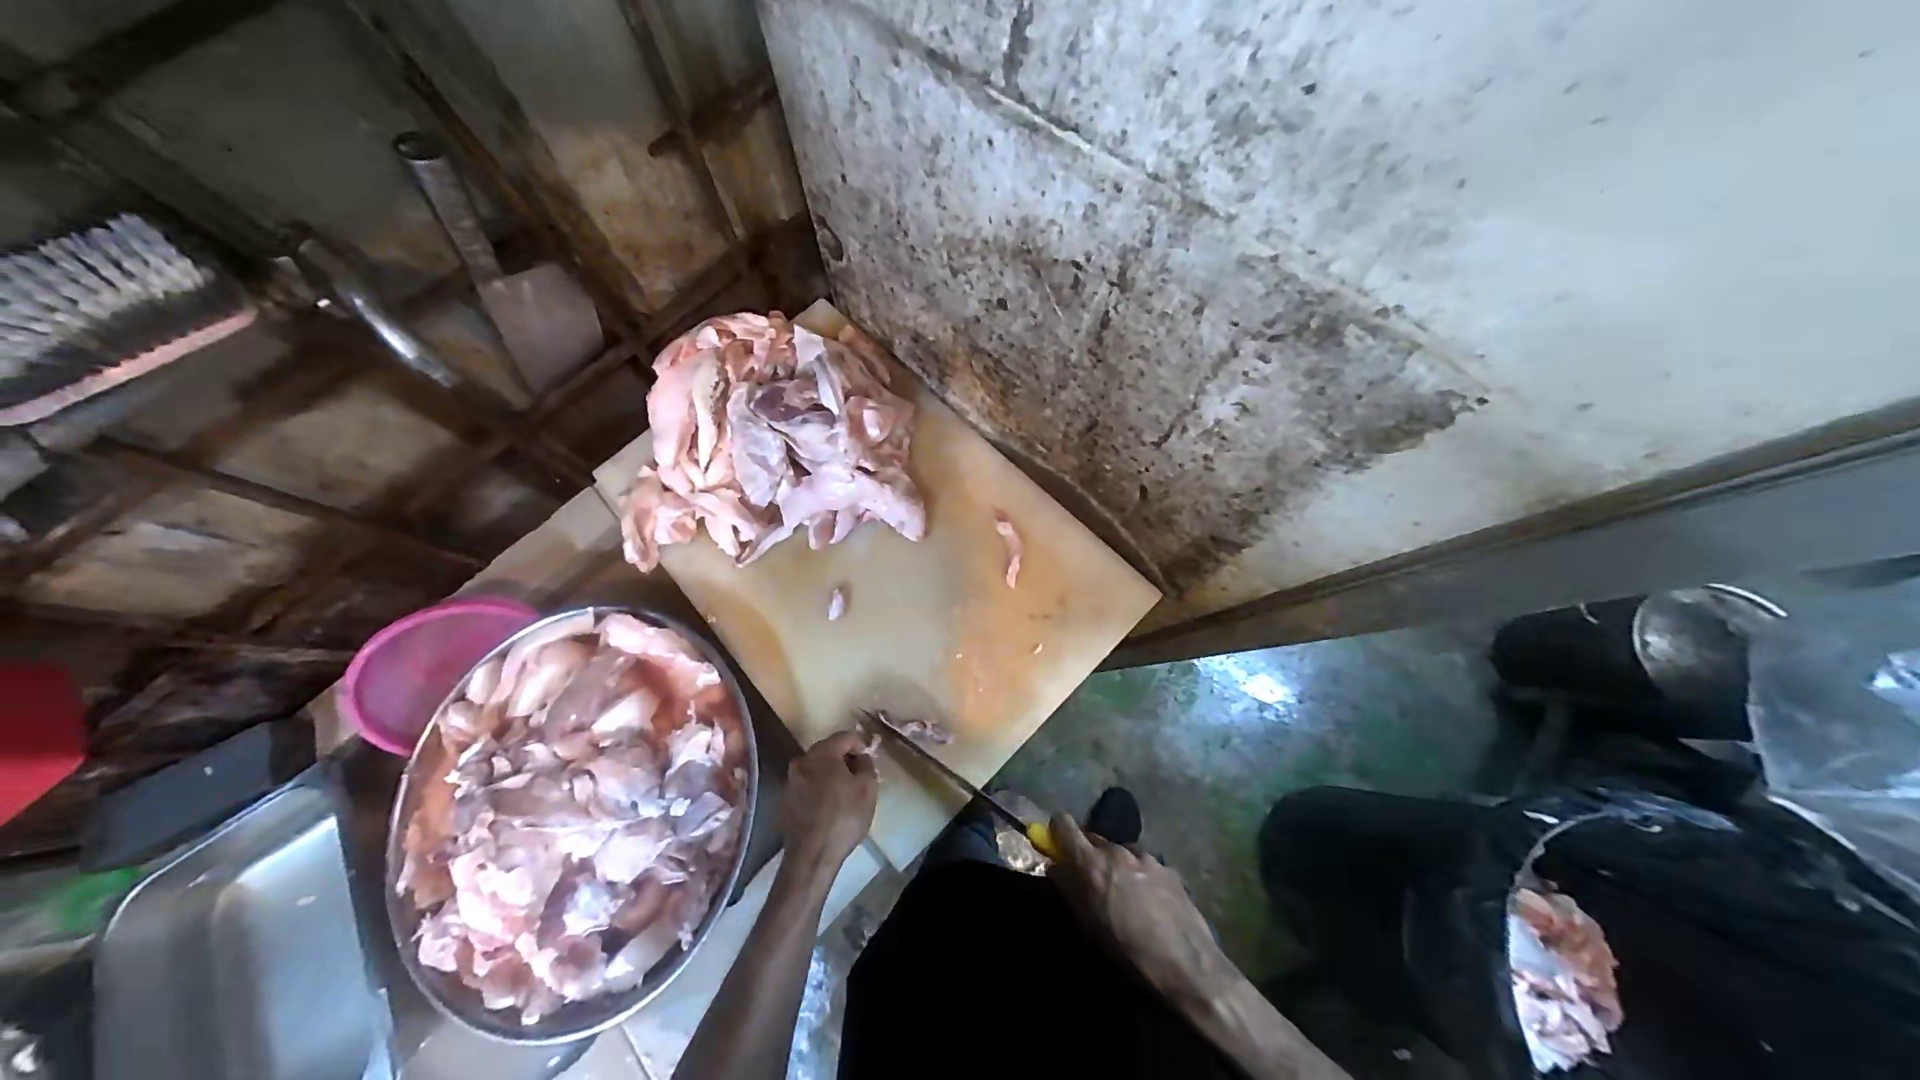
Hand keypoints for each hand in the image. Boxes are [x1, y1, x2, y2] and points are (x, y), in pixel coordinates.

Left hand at [780, 731, 878, 883]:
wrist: (811, 854)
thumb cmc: (844, 817)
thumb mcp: (868, 788)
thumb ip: (866, 765)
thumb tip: (860, 758)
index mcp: (822, 752)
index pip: (845, 736)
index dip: (861, 745)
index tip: (869, 761)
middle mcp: (802, 761)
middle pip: (828, 750)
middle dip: (845, 759)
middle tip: (860, 776)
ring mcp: (791, 781)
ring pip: (817, 768)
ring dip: (832, 774)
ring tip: (846, 793)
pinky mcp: (786, 800)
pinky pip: (808, 785)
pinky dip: (820, 788)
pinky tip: (830, 806)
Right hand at [1047, 813, 1233, 1005]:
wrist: (1188, 966)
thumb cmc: (1130, 952)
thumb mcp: (1090, 926)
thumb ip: (1070, 889)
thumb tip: (1056, 867)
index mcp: (1093, 864)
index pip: (1064, 824)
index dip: (1056, 830)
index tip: (1056, 844)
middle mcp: (1118, 851)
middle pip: (1093, 837)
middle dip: (1087, 853)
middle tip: (1091, 878)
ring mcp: (1147, 857)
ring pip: (1120, 850)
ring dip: (1115, 863)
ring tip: (1124, 893)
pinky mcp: (1168, 868)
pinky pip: (1144, 863)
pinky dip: (1138, 873)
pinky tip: (1148, 901)